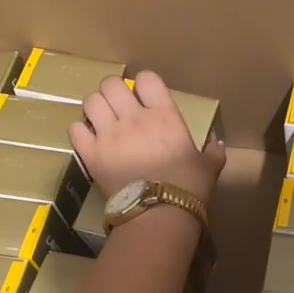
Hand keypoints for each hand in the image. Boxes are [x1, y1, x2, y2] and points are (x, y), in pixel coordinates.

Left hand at [70, 71, 226, 204]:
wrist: (159, 213)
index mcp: (164, 115)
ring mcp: (109, 134)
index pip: (147, 78)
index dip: (144, 83)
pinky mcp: (91, 154)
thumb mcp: (209, 168)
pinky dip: (80, 130)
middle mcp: (134, 118)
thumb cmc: (188, 187)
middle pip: (111, 84)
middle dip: (113, 90)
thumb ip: (212, 153)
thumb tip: (217, 144)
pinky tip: (89, 138)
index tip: (145, 95)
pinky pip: (75, 129)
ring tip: (101, 118)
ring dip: (95, 106)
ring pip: (90, 101)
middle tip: (118, 104)